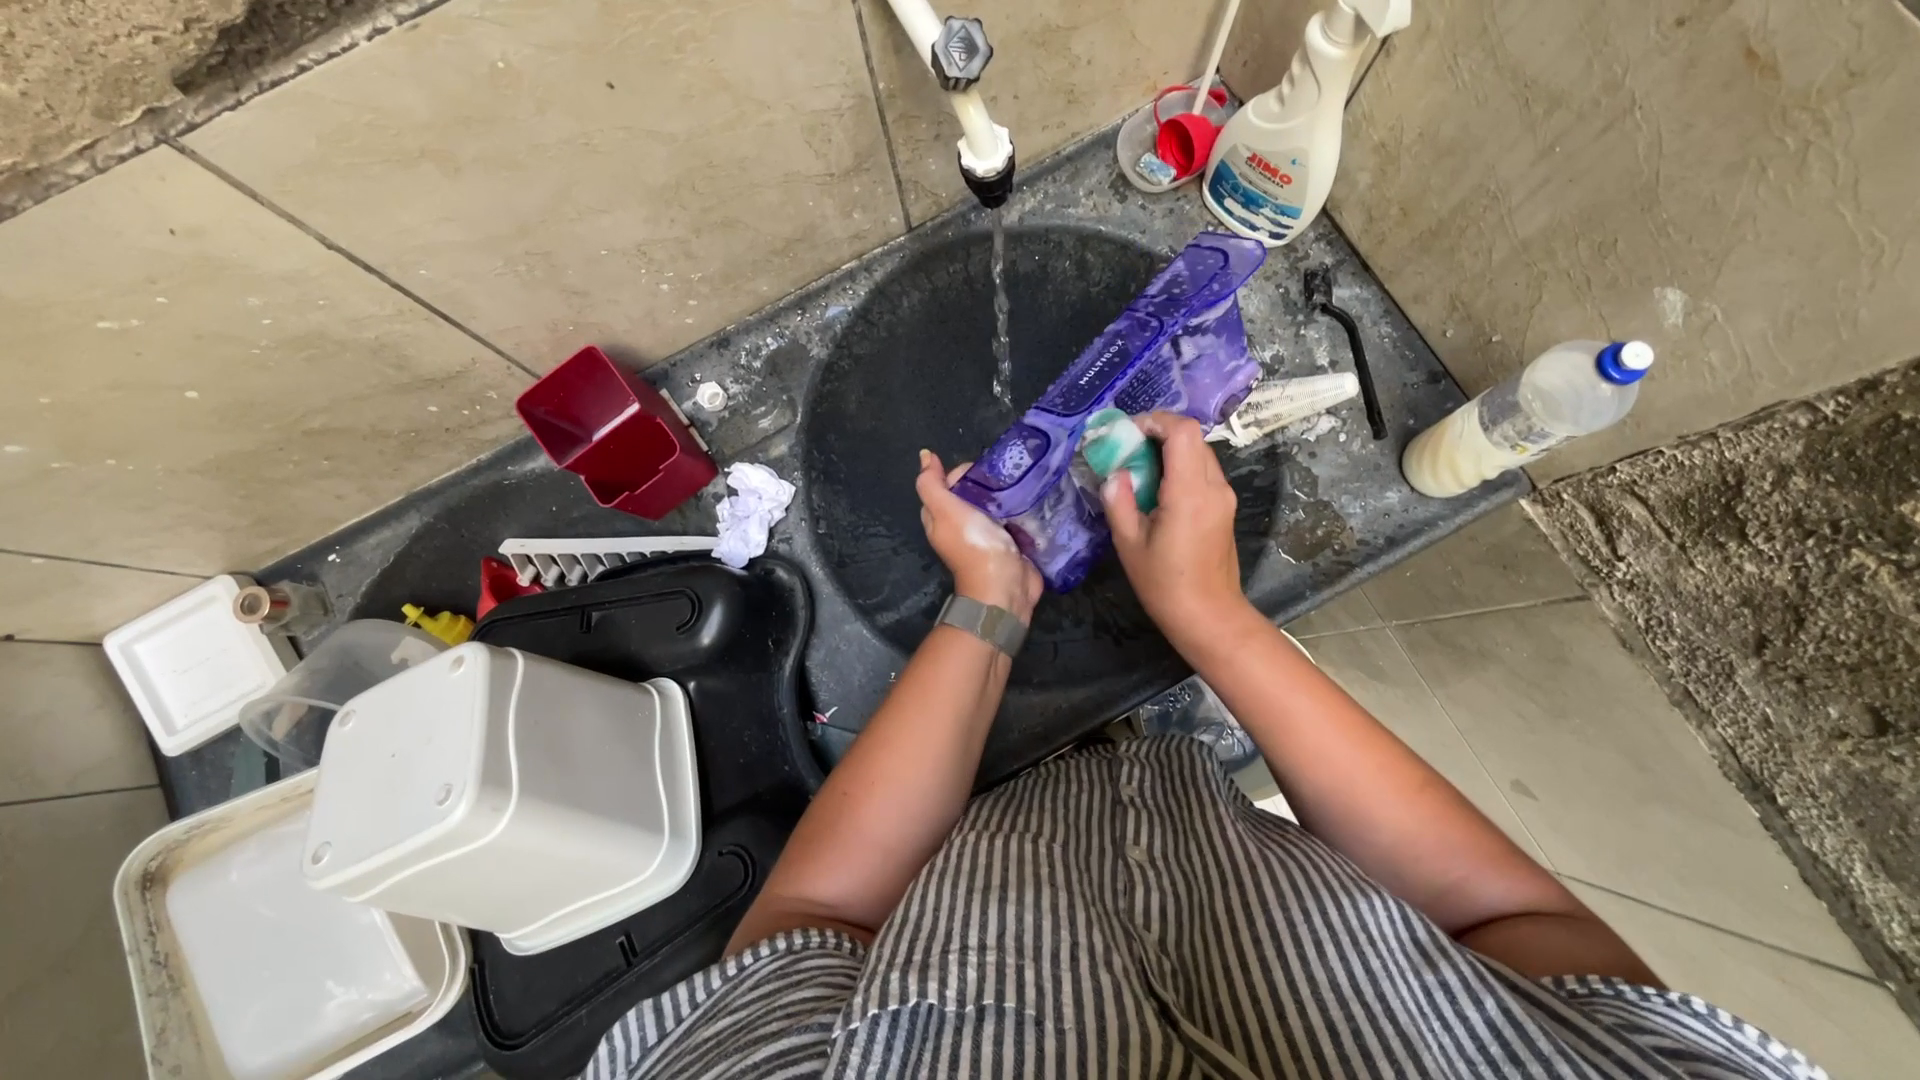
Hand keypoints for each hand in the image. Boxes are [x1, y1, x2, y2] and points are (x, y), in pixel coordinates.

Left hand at [917, 450, 1042, 622]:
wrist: (1005, 586)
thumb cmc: (973, 545)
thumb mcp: (945, 510)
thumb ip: (931, 484)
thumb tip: (924, 455)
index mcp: (941, 518)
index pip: (947, 485)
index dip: (961, 473)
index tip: (981, 470)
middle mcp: (962, 526)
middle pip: (973, 493)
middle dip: (987, 482)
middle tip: (1006, 476)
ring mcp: (987, 535)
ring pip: (995, 505)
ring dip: (1006, 494)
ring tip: (1022, 483)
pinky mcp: (1010, 543)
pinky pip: (1014, 519)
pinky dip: (1021, 509)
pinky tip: (1032, 499)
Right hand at [1101, 412, 1253, 644]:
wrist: (1208, 615)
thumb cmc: (1164, 584)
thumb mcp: (1130, 544)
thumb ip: (1119, 502)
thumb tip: (1114, 474)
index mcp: (1190, 492)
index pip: (1183, 431)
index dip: (1156, 421)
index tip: (1128, 433)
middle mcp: (1215, 487)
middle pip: (1193, 438)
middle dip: (1159, 434)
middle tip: (1128, 450)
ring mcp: (1224, 497)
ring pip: (1200, 454)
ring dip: (1170, 452)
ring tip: (1139, 471)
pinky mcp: (1224, 508)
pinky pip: (1204, 473)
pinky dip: (1180, 469)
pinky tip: (1157, 491)